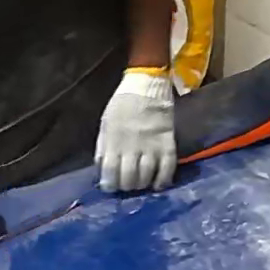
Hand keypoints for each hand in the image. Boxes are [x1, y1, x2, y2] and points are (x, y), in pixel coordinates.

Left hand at [96, 69, 177, 192]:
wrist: (146, 83)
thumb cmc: (122, 105)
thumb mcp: (105, 125)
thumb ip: (103, 148)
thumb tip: (102, 170)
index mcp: (113, 143)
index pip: (109, 173)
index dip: (109, 185)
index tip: (111, 186)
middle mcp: (131, 147)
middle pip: (128, 178)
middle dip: (126, 187)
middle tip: (128, 185)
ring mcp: (151, 145)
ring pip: (146, 175)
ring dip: (142, 185)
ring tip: (141, 184)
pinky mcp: (167, 142)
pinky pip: (167, 166)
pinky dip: (163, 180)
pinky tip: (158, 185)